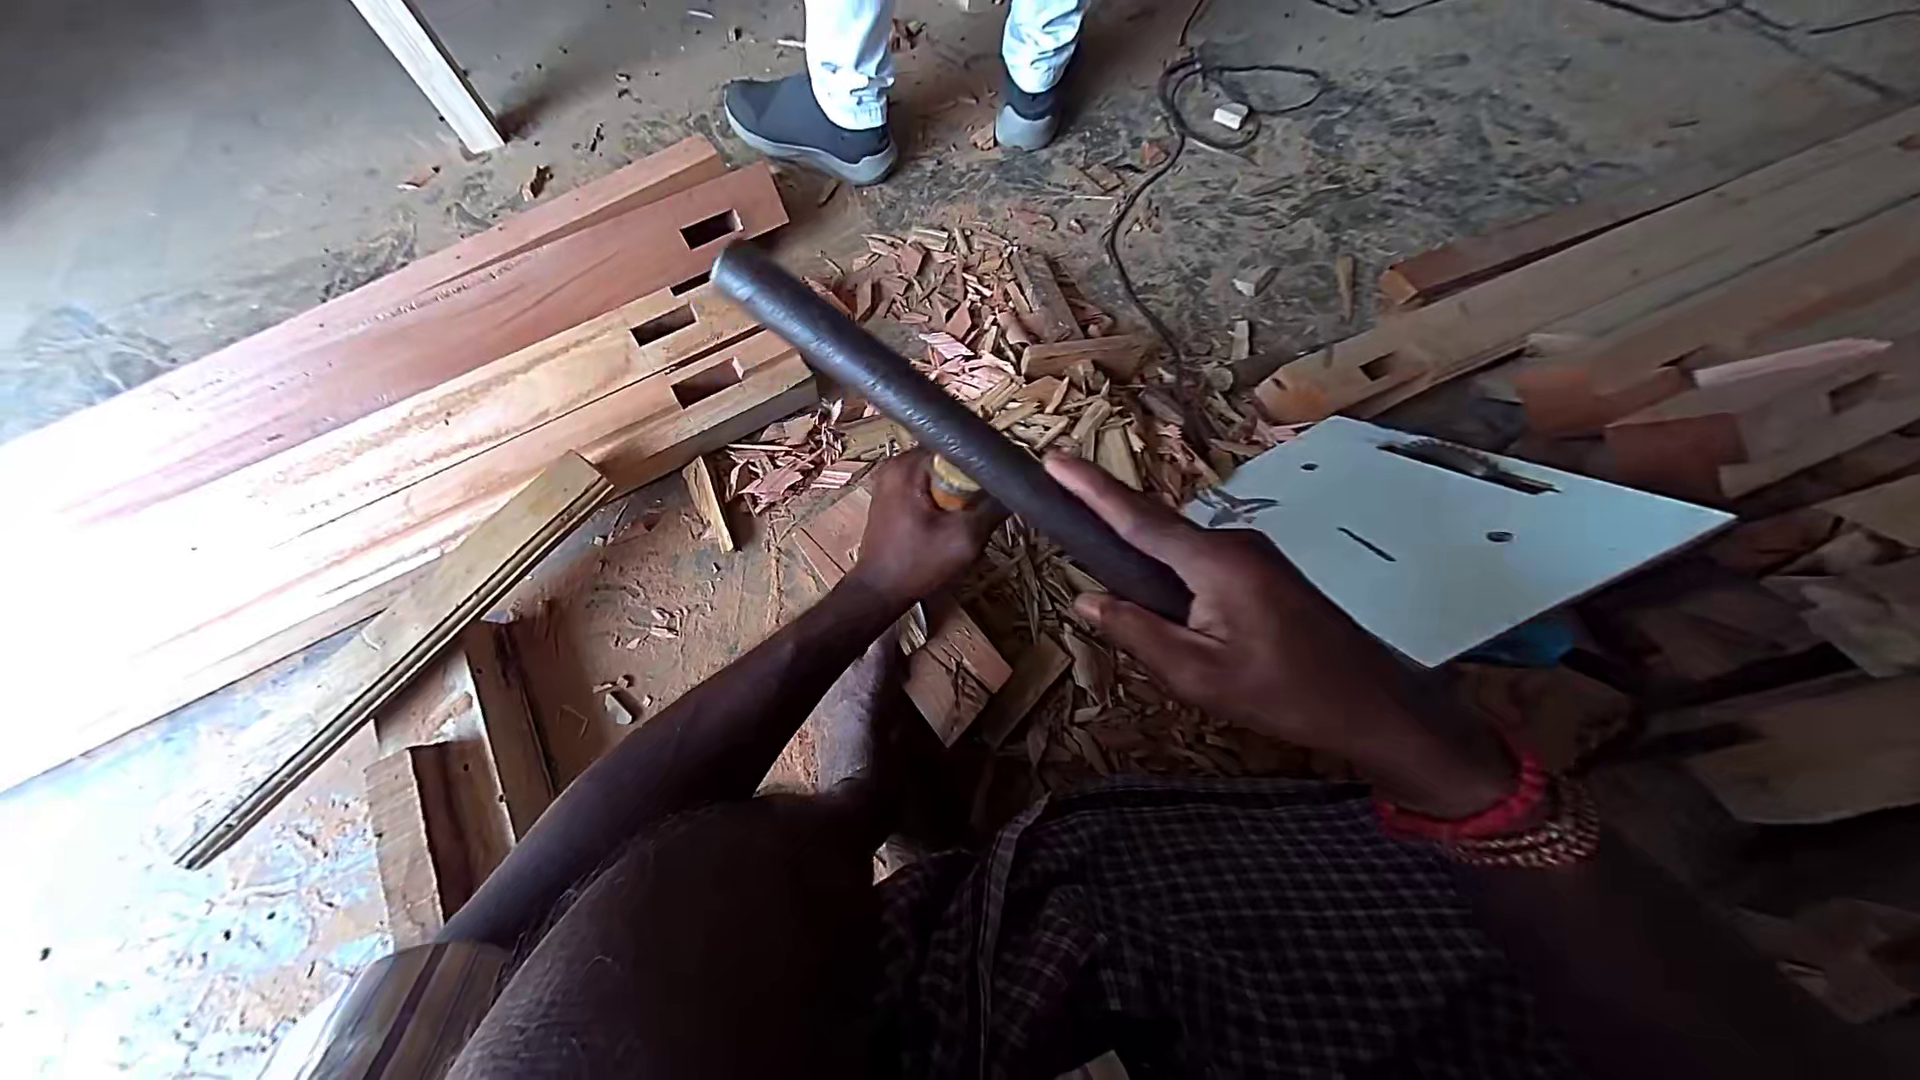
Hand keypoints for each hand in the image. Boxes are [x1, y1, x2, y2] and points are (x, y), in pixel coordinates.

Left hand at [845, 450, 1004, 608]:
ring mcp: (890, 479)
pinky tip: (948, 521)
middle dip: (968, 481)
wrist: (880, 591)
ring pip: (939, 474)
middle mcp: (894, 464)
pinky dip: (941, 499)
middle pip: (948, 459)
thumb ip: (993, 508)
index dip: (982, 464)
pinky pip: (927, 485)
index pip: (957, 447)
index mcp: (906, 466)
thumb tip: (1017, 488)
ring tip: (964, 516)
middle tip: (979, 506)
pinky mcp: (892, 494)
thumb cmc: (917, 565)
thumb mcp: (966, 539)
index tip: (996, 483)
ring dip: (956, 493)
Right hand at [1046, 453, 1513, 815]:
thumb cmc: (1285, 695)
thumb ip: (1137, 632)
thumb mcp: (1198, 675)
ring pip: (1180, 549)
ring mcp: (1255, 552)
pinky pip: (1203, 561)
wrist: (1375, 705)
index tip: (1054, 460)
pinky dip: (1174, 574)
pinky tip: (1174, 609)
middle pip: (1156, 528)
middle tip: (1069, 522)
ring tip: (1128, 595)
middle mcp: (1234, 543)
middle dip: (1111, 523)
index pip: (1136, 518)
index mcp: (1215, 562)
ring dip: (1147, 562)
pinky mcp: (1265, 569)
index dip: (1091, 488)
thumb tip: (1086, 601)